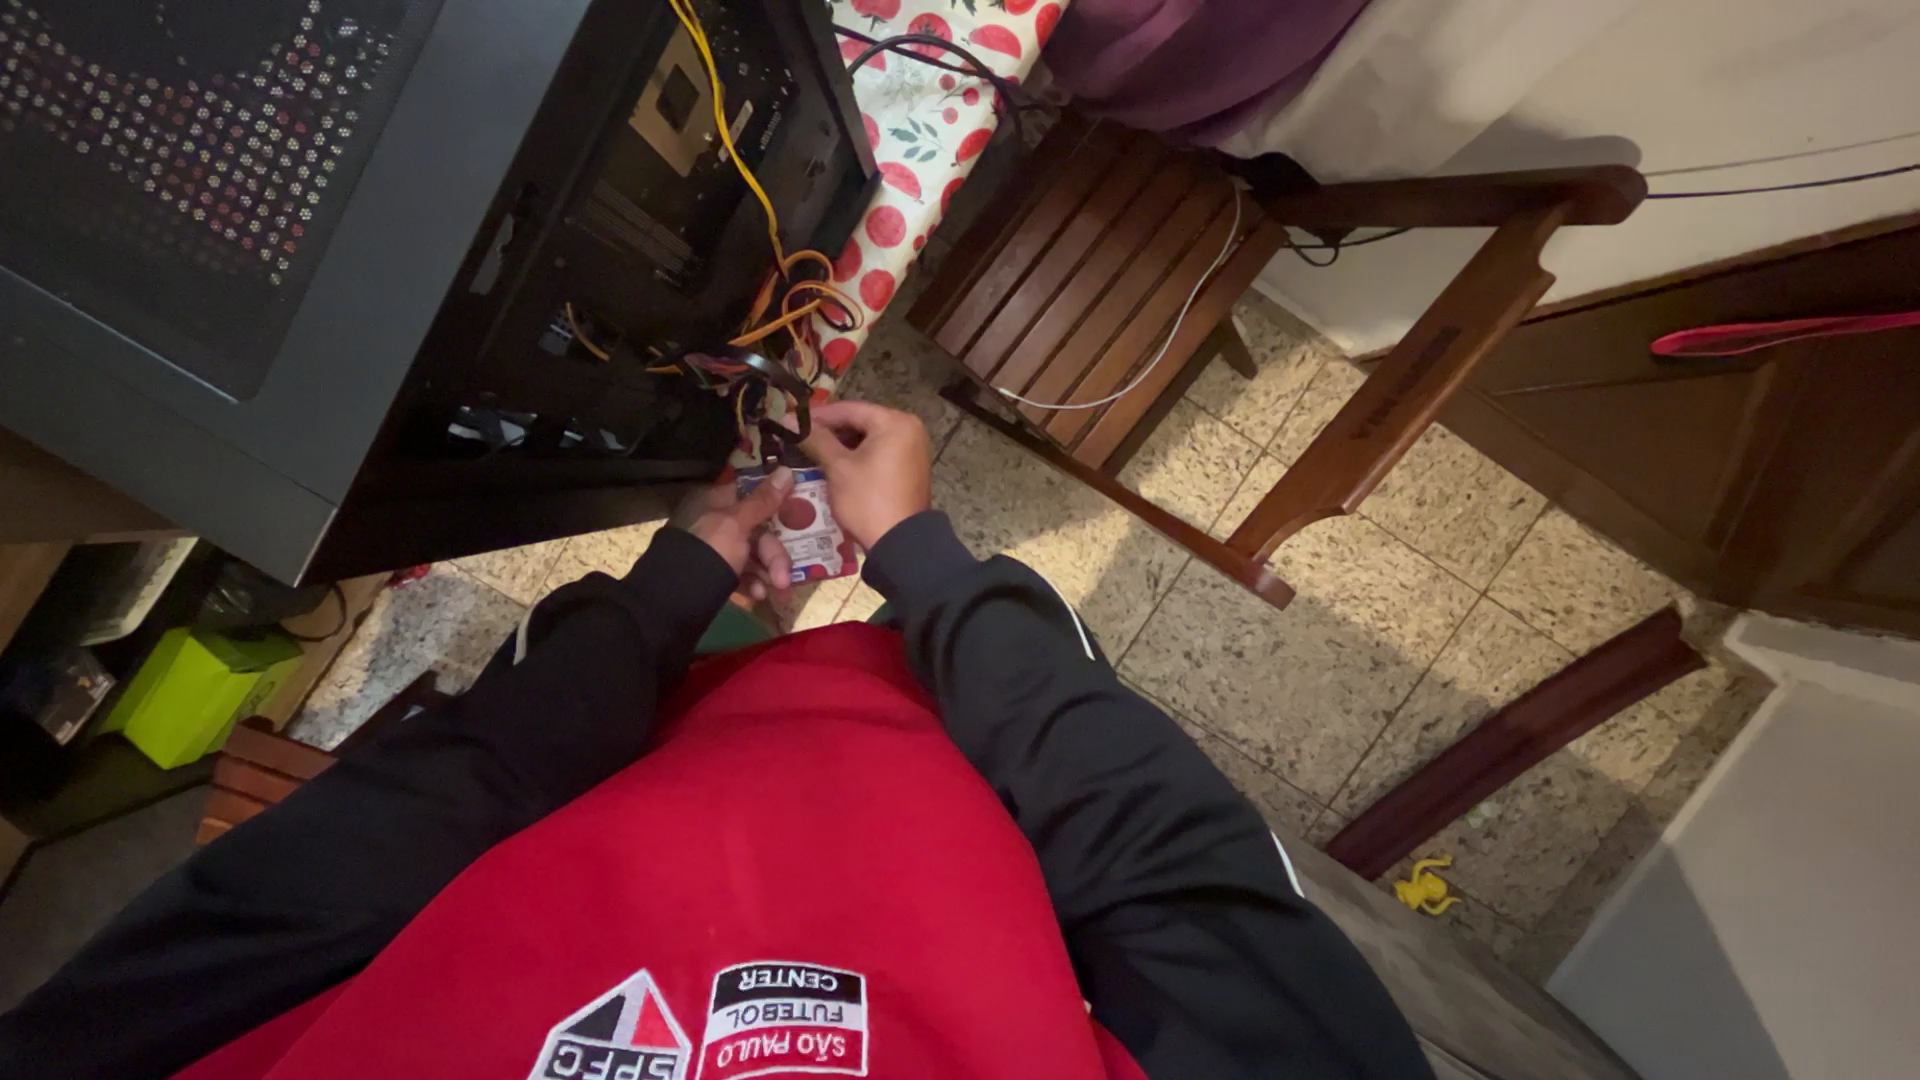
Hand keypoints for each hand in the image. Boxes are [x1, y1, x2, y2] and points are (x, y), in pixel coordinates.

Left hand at [670, 467, 795, 600]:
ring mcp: (715, 550)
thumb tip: (787, 470)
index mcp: (715, 503)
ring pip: (754, 555)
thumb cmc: (708, 551)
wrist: (675, 599)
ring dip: (769, 573)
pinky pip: (742, 574)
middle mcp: (715, 522)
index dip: (777, 507)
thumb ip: (763, 501)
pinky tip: (757, 595)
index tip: (798, 518)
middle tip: (784, 579)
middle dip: (775, 557)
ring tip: (776, 592)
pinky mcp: (715, 573)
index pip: (754, 497)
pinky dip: (753, 583)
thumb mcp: (736, 524)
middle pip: (758, 531)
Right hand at [795, 400, 931, 550]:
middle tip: (802, 437)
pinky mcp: (911, 467)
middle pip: (862, 422)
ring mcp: (914, 449)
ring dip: (843, 444)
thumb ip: (815, 439)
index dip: (818, 415)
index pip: (850, 409)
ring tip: (814, 451)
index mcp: (895, 422)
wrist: (901, 543)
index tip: (792, 421)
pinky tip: (837, 464)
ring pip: (871, 438)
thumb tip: (790, 419)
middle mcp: (910, 429)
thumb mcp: (838, 468)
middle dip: (831, 431)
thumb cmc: (867, 501)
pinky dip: (860, 456)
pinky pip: (881, 452)